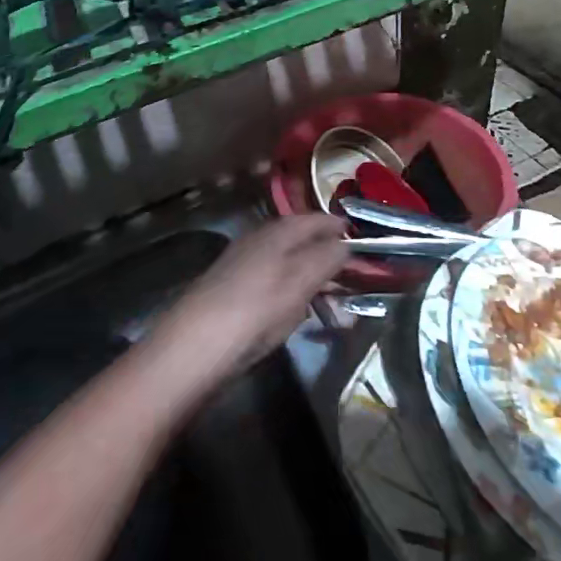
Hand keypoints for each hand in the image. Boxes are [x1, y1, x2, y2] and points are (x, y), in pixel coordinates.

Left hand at [145, 215, 349, 393]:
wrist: (199, 341)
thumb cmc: (257, 307)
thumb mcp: (299, 280)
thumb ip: (325, 257)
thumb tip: (345, 242)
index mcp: (274, 233)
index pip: (311, 219)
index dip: (335, 225)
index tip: (360, 235)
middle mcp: (258, 242)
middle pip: (299, 241)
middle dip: (327, 255)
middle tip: (354, 275)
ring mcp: (245, 267)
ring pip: (288, 265)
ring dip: (314, 279)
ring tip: (337, 305)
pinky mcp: (237, 293)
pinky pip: (276, 285)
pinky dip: (295, 294)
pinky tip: (302, 314)